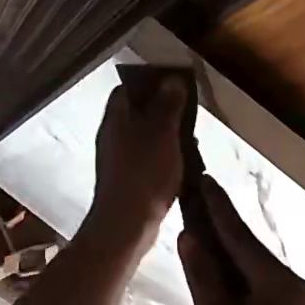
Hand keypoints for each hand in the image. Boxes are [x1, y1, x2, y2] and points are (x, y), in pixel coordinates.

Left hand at [92, 75, 187, 229]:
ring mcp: (117, 158)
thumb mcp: (162, 133)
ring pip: (145, 137)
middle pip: (137, 112)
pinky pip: (147, 159)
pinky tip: (183, 166)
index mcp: (116, 117)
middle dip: (164, 110)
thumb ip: (167, 105)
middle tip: (189, 115)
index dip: (149, 83)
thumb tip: (171, 79)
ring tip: (192, 141)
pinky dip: (164, 157)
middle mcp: (112, 134)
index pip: (127, 88)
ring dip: (167, 136)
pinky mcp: (127, 179)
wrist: (126, 224)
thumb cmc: (144, 173)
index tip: (174, 84)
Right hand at [181, 175, 304, 304]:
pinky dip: (245, 287)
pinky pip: (271, 294)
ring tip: (202, 257)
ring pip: (260, 275)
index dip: (217, 206)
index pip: (239, 234)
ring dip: (232, 265)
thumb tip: (191, 236)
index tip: (202, 177)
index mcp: (280, 285)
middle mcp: (300, 289)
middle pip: (251, 253)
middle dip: (221, 236)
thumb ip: (204, 279)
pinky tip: (226, 294)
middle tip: (193, 214)